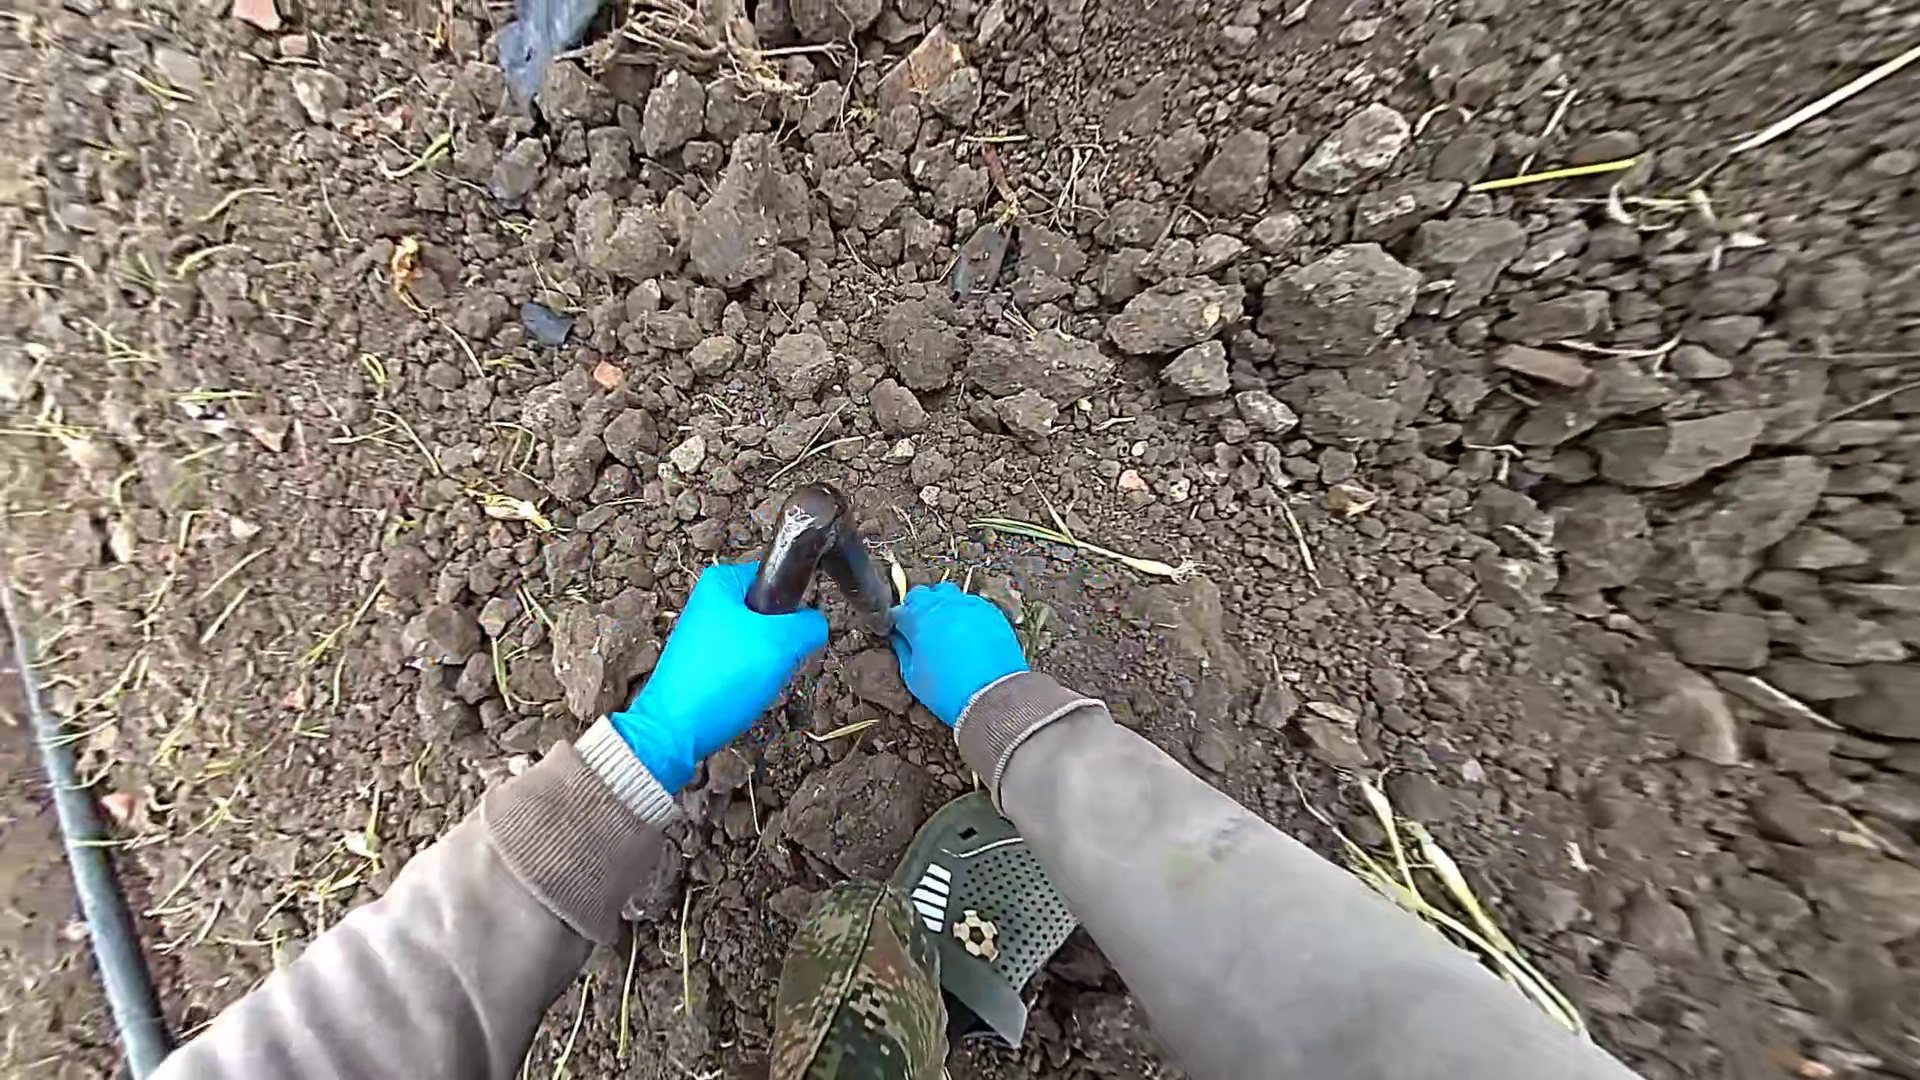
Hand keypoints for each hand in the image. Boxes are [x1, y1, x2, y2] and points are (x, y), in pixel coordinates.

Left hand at [611, 562, 827, 790]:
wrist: (676, 732)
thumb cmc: (722, 678)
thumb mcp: (783, 641)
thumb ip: (810, 624)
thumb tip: (816, 625)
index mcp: (722, 581)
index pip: (779, 578)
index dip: (795, 604)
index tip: (794, 630)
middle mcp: (710, 602)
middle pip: (774, 612)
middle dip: (785, 638)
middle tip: (779, 658)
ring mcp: (707, 634)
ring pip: (765, 640)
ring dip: (773, 661)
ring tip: (762, 678)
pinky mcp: (706, 663)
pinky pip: (748, 662)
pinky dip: (756, 677)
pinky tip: (749, 691)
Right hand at [889, 583, 1028, 726]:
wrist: (992, 694)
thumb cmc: (952, 691)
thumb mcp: (913, 677)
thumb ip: (903, 651)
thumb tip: (900, 639)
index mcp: (919, 620)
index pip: (899, 610)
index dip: (897, 622)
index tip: (900, 631)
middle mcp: (943, 606)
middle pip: (922, 594)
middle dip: (917, 607)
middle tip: (920, 627)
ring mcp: (968, 606)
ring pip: (947, 593)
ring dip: (941, 605)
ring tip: (943, 627)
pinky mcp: (990, 611)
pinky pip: (971, 603)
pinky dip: (964, 612)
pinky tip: (966, 631)